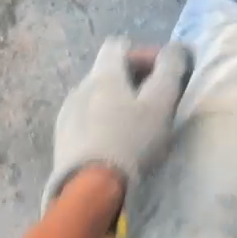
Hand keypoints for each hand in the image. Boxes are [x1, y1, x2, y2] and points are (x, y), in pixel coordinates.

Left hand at [42, 38, 190, 213]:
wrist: (89, 192)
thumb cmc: (131, 139)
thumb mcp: (161, 101)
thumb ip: (170, 68)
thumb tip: (175, 49)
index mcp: (103, 74)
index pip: (118, 45)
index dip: (142, 53)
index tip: (160, 72)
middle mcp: (80, 87)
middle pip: (108, 71)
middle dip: (133, 79)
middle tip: (154, 99)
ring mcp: (66, 116)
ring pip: (96, 96)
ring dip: (116, 101)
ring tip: (134, 124)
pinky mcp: (61, 142)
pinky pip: (86, 119)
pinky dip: (101, 122)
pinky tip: (114, 142)